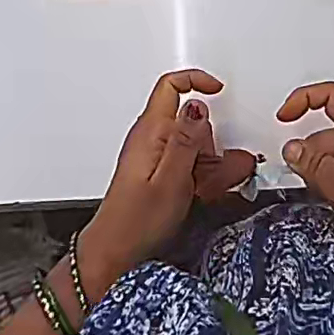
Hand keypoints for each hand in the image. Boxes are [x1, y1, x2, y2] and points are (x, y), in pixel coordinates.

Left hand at [76, 70, 254, 300]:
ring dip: (208, 163)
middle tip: (211, 169)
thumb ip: (187, 141)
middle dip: (210, 141)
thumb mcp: (170, 181)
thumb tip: (197, 106)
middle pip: (192, 119)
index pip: (171, 86)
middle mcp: (151, 137)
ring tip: (203, 189)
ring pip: (195, 143)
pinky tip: (199, 193)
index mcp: (151, 131)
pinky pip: (188, 161)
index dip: (197, 80)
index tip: (218, 90)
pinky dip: (200, 174)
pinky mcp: (159, 169)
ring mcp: (155, 153)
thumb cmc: (136, 223)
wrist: (114, 254)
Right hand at [276, 82, 333, 277]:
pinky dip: (327, 188)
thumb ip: (319, 168)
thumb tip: (292, 149)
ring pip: (322, 159)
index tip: (283, 118)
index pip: (329, 97)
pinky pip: (331, 175)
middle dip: (310, 160)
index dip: (302, 100)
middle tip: (318, 184)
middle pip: (319, 136)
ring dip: (319, 179)